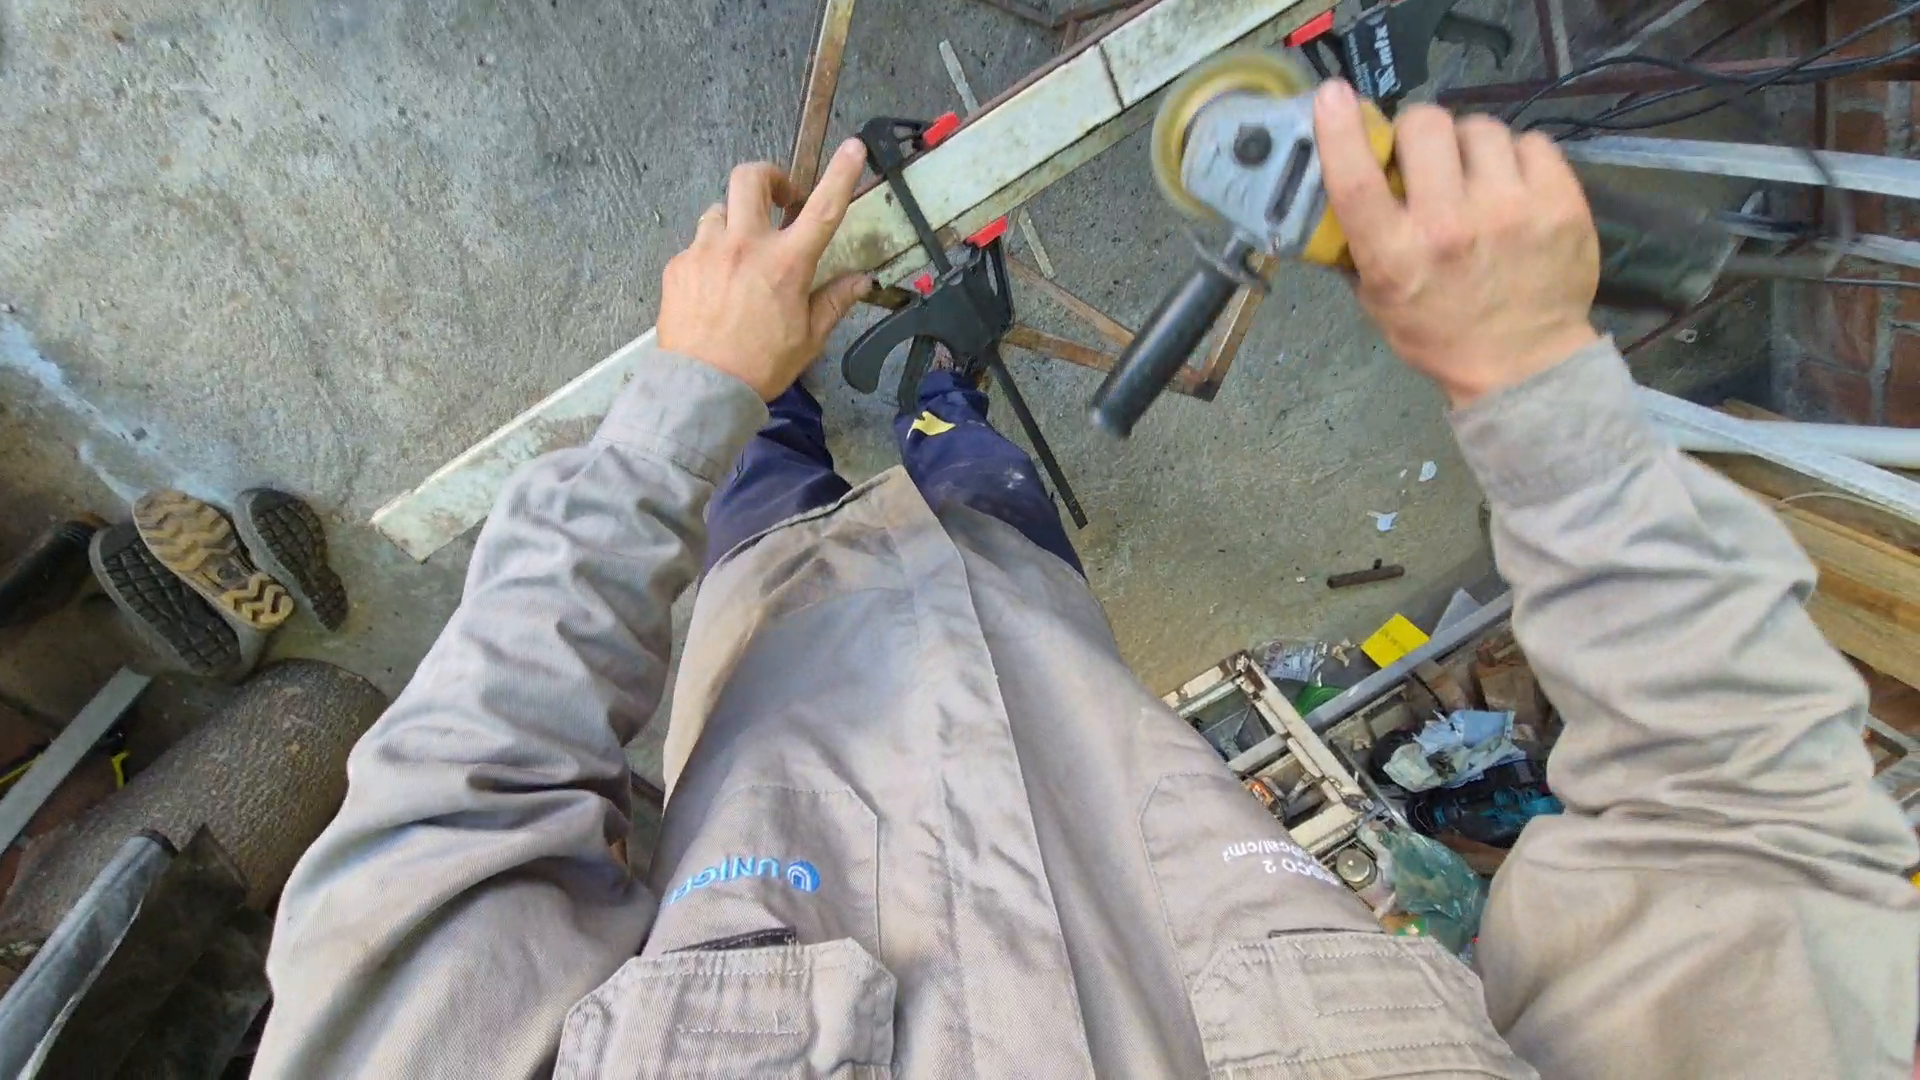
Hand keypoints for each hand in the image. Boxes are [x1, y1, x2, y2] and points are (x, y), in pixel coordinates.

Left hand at [657, 138, 873, 399]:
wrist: (703, 388)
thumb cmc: (762, 366)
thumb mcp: (809, 339)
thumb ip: (834, 302)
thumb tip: (861, 281)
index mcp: (786, 265)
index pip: (822, 209)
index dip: (841, 174)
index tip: (853, 149)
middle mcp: (745, 246)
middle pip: (751, 178)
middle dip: (767, 178)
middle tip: (778, 200)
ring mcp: (706, 251)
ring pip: (720, 210)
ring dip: (735, 222)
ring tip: (741, 255)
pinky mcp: (679, 265)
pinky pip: (697, 244)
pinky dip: (711, 256)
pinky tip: (715, 288)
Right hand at [1313, 81, 1601, 407]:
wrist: (1518, 360)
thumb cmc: (1434, 334)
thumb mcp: (1377, 301)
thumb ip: (1361, 247)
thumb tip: (1346, 193)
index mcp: (1395, 256)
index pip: (1357, 182)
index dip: (1339, 133)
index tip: (1332, 98)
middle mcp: (1449, 225)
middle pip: (1427, 127)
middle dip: (1417, 130)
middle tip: (1419, 152)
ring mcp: (1510, 208)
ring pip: (1480, 128)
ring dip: (1466, 144)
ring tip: (1469, 175)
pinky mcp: (1559, 199)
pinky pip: (1529, 142)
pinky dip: (1511, 157)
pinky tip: (1506, 185)